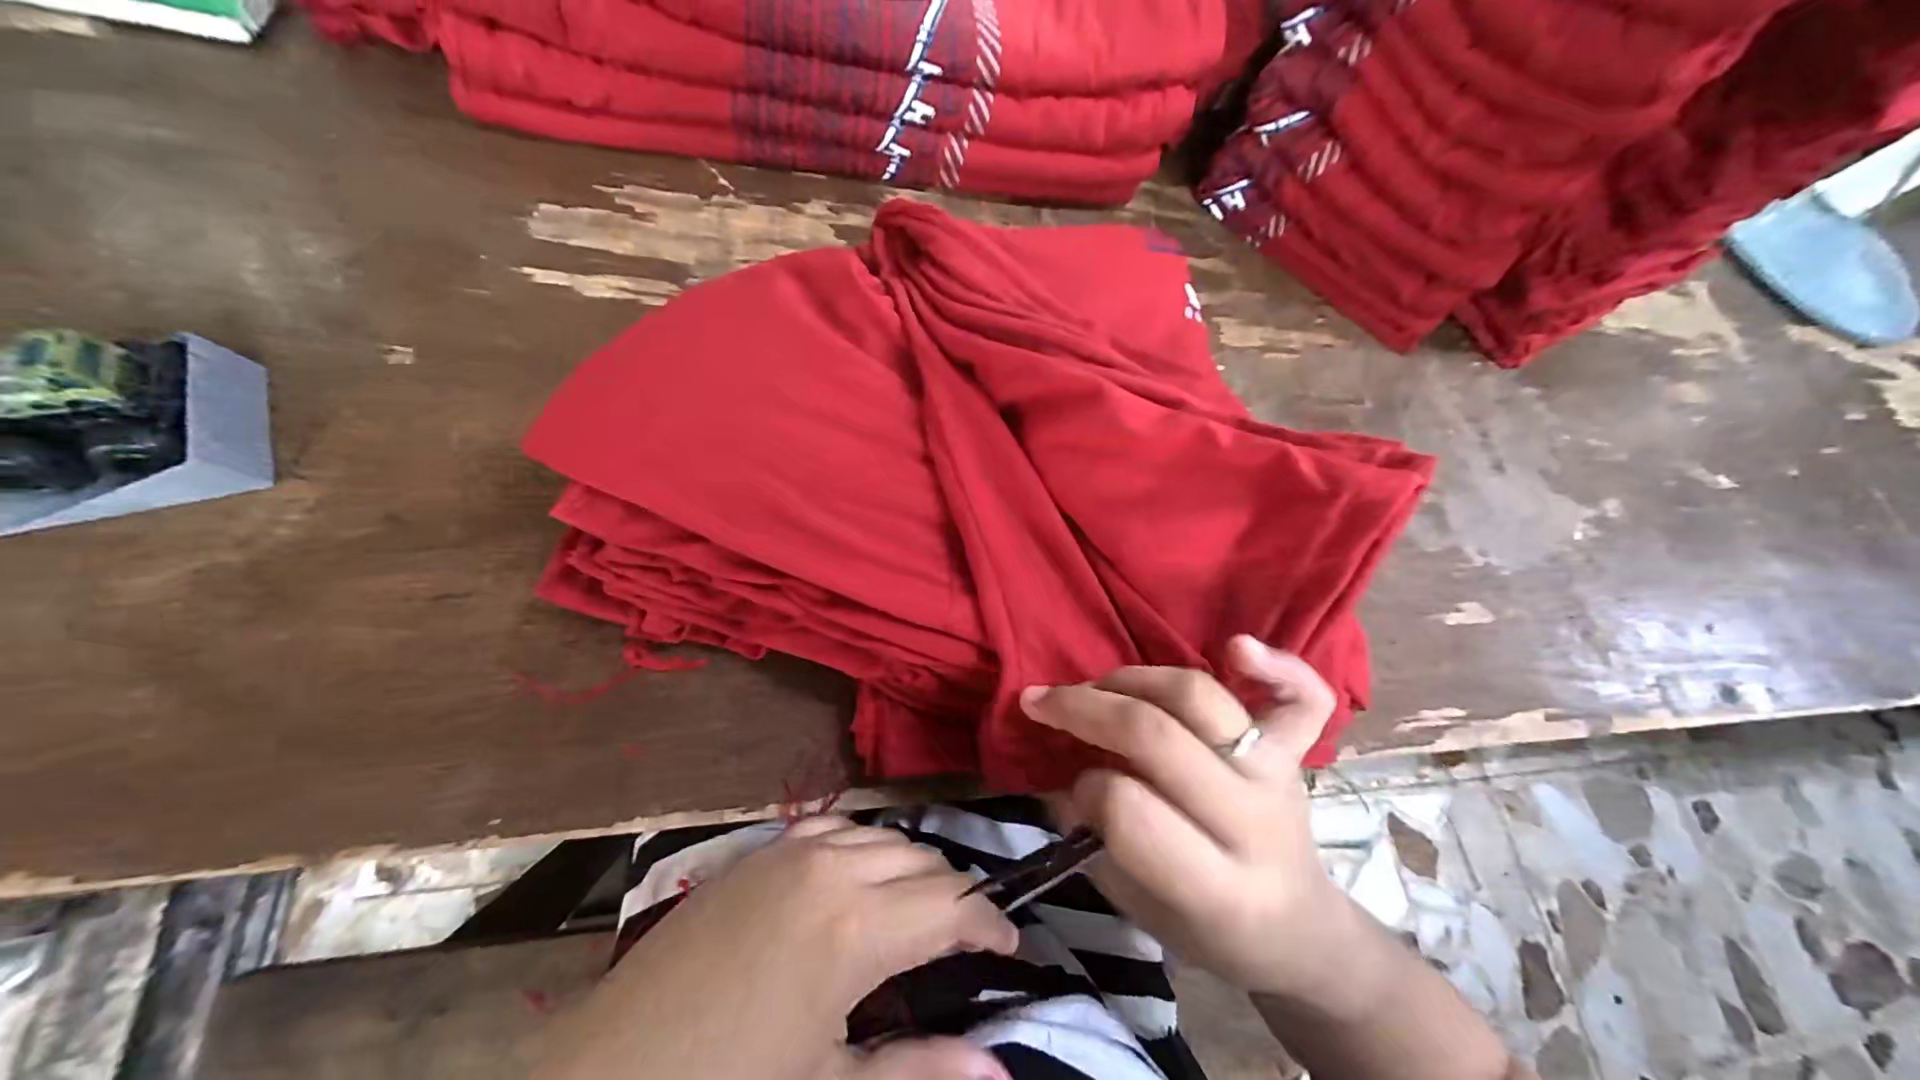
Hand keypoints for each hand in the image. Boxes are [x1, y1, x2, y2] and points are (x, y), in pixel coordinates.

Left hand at [533, 816, 1017, 1079]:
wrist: (604, 1073)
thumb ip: (920, 1070)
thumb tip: (1001, 1070)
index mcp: (858, 928)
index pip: (955, 907)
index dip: (992, 926)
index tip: (1013, 948)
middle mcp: (833, 869)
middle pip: (925, 863)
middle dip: (956, 899)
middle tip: (967, 941)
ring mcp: (791, 850)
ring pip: (883, 837)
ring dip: (914, 868)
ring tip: (921, 910)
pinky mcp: (759, 850)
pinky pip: (836, 828)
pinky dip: (866, 847)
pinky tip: (860, 879)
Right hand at [1021, 635, 1365, 997]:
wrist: (1298, 932)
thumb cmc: (1208, 929)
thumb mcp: (1140, 909)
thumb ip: (1095, 842)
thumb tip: (1058, 775)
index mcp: (1215, 886)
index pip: (1129, 811)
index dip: (1085, 791)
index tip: (1072, 790)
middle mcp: (1250, 822)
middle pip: (1157, 738)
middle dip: (1085, 711)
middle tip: (1040, 702)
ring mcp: (1277, 778)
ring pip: (1201, 699)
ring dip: (1134, 679)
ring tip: (1098, 684)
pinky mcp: (1295, 753)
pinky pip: (1302, 698)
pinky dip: (1276, 664)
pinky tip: (1234, 647)